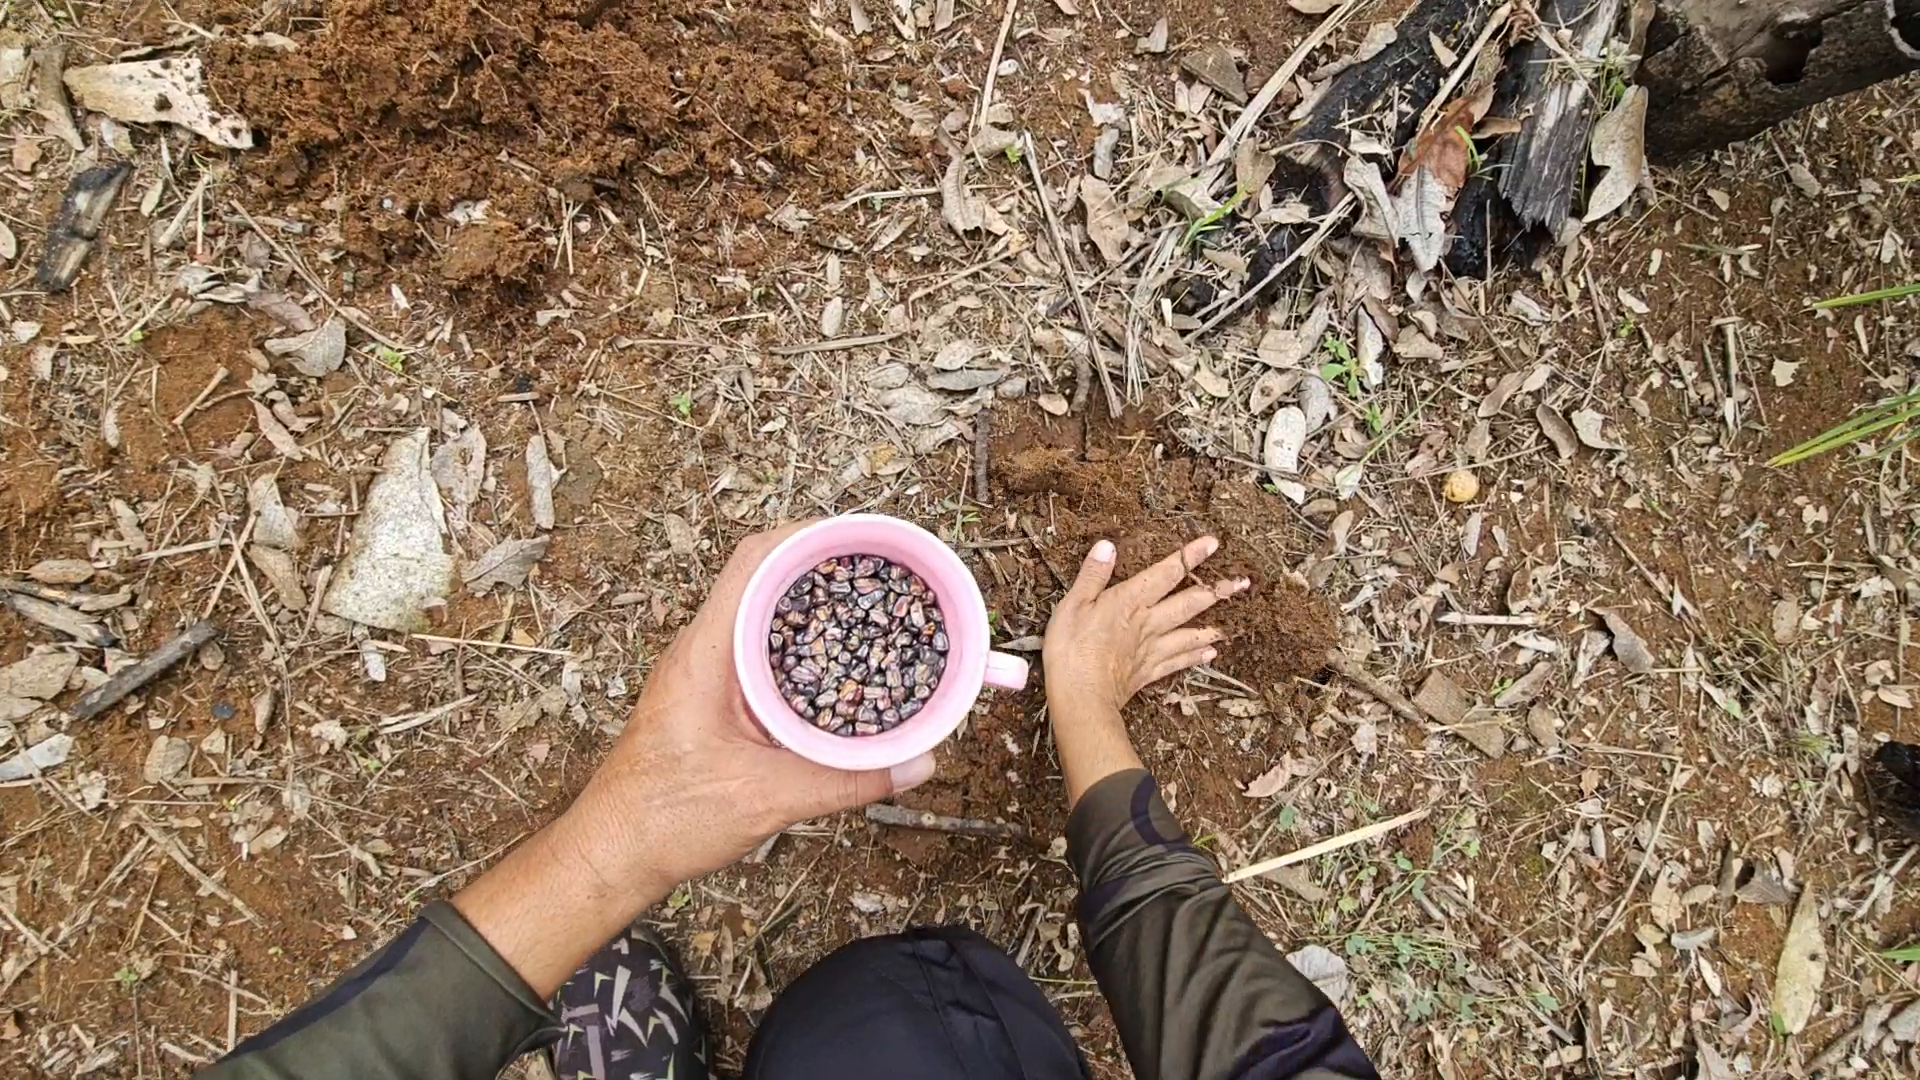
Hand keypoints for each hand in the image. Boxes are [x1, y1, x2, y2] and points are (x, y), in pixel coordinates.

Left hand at [569, 522, 936, 889]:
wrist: (612, 852)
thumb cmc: (664, 819)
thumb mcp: (766, 799)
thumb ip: (846, 782)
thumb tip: (914, 764)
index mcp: (708, 653)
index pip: (752, 561)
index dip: (804, 534)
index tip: (853, 534)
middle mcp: (705, 648)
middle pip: (763, 574)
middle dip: (819, 561)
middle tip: (875, 566)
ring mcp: (707, 667)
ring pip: (762, 608)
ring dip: (810, 598)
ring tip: (864, 600)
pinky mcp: (714, 690)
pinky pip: (760, 642)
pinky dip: (800, 636)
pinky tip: (834, 657)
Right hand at [1041, 536, 1245, 803]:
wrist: (1081, 697)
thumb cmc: (1071, 650)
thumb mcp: (1072, 605)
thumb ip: (1092, 575)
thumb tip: (1107, 546)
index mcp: (1129, 602)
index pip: (1165, 574)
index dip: (1189, 557)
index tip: (1212, 544)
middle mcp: (1147, 623)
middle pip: (1188, 603)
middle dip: (1214, 590)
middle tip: (1241, 582)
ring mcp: (1151, 649)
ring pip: (1189, 633)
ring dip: (1212, 625)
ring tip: (1232, 620)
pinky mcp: (1148, 672)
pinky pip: (1178, 662)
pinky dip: (1195, 656)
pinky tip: (1210, 653)